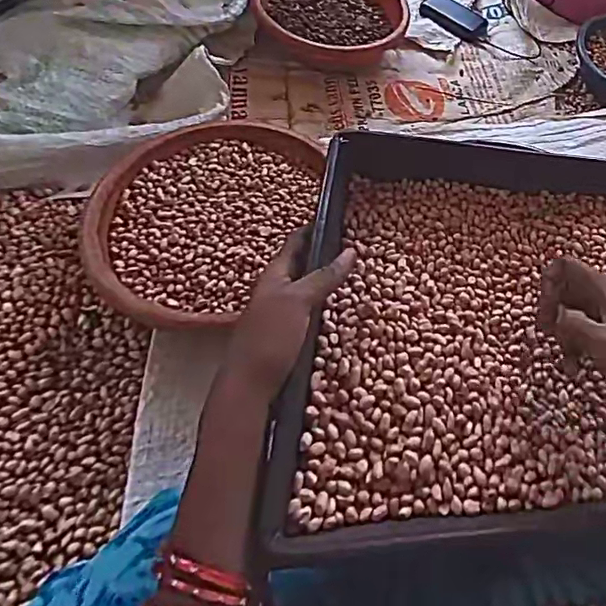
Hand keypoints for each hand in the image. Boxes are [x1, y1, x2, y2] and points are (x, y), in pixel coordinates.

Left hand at [224, 228, 357, 395]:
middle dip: (328, 256)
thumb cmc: (269, 338)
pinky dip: (329, 308)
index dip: (314, 227)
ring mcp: (282, 314)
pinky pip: (313, 313)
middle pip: (304, 266)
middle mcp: (277, 291)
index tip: (337, 217)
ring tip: (357, 277)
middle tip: (356, 249)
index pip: (296, 242)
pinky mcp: (289, 336)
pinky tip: (344, 312)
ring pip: (310, 291)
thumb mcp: (298, 301)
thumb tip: (350, 252)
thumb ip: (324, 276)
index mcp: (274, 276)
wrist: (248, 388)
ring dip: (330, 283)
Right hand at [536, 258, 605, 408]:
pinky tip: (574, 367)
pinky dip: (573, 345)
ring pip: (572, 312)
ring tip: (566, 358)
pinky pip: (582, 330)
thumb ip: (572, 322)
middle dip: (552, 310)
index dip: (550, 283)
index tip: (546, 312)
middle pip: (567, 289)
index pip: (567, 266)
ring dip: (562, 332)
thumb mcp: (601, 343)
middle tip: (548, 335)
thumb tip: (552, 312)